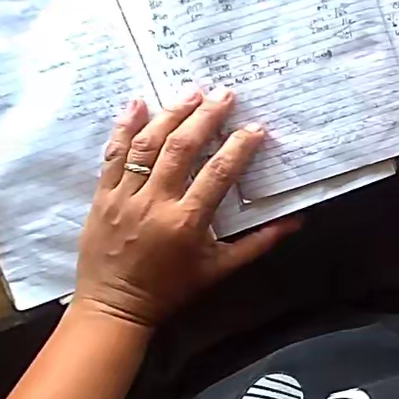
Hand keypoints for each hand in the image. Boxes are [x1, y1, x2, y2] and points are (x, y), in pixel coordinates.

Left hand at [74, 90, 296, 329]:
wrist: (114, 306)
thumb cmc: (172, 288)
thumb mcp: (221, 269)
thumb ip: (258, 243)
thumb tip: (296, 222)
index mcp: (187, 222)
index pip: (217, 174)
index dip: (239, 147)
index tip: (256, 127)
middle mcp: (155, 203)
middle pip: (182, 149)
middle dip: (205, 117)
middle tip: (225, 94)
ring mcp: (125, 196)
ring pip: (147, 145)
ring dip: (171, 114)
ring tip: (191, 92)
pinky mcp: (102, 195)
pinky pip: (113, 155)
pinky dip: (125, 127)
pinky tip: (138, 103)